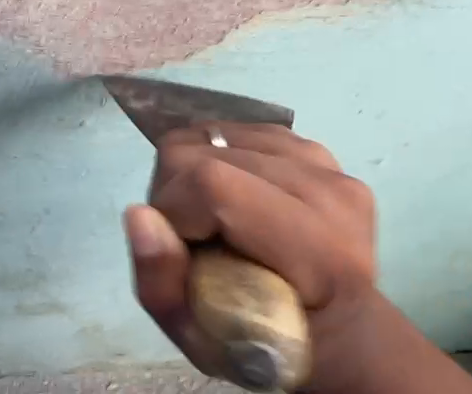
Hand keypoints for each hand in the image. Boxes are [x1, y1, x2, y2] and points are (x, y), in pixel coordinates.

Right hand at [125, 124, 380, 390]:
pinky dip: (215, 155)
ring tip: (211, 214)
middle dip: (175, 188)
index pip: (213, 184)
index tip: (180, 248)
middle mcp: (331, 192)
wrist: (333, 327)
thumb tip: (139, 213)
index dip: (174, 209)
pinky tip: (231, 192)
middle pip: (205, 150)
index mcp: (318, 251)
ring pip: (214, 132)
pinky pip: (236, 129)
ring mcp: (327, 163)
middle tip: (190, 234)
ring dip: (192, 170)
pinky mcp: (315, 148)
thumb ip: (160, 283)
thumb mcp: (199, 339)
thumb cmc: (264, 343)